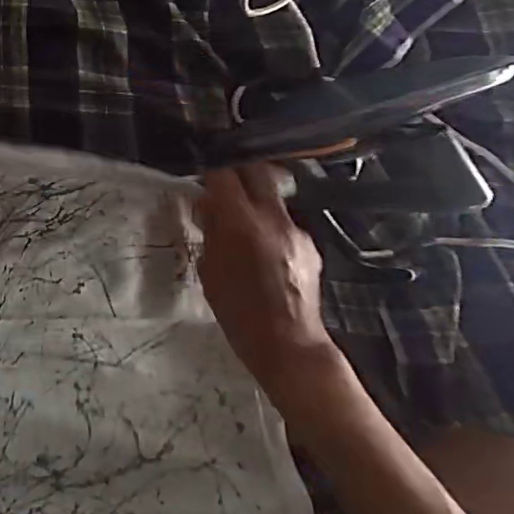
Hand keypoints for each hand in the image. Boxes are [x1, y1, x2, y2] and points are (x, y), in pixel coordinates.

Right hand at [196, 164, 334, 381]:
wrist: (287, 342)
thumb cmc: (237, 310)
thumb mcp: (210, 268)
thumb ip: (211, 232)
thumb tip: (209, 207)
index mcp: (241, 223)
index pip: (224, 176)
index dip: (210, 174)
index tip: (202, 181)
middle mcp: (273, 218)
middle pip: (257, 170)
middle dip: (238, 172)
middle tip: (223, 187)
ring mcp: (296, 230)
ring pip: (274, 196)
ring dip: (255, 199)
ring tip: (240, 221)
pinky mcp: (310, 245)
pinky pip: (285, 222)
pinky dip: (270, 225)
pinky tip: (262, 248)